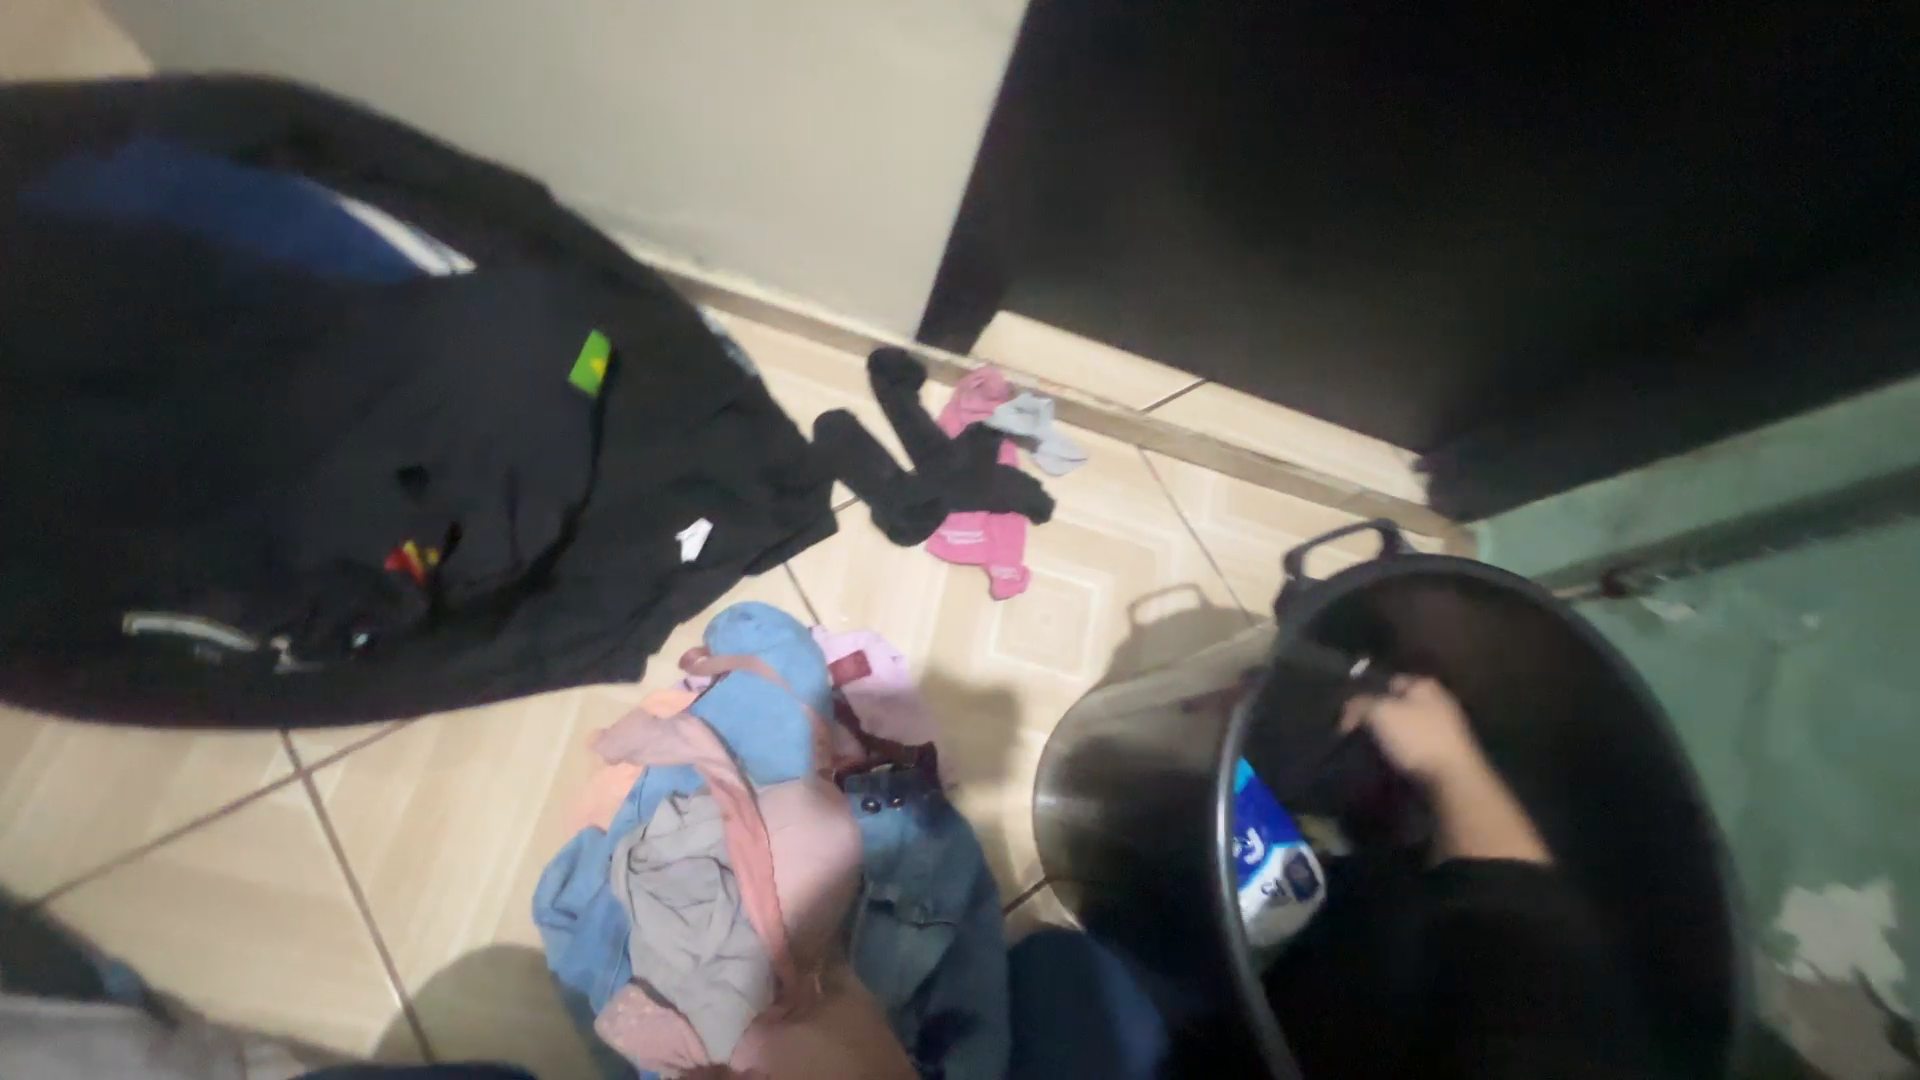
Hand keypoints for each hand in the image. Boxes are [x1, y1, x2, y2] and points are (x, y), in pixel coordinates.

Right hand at [1340, 675, 1485, 787]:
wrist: (1454, 780)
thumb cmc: (1417, 737)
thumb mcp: (1378, 712)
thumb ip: (1359, 704)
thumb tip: (1348, 712)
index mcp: (1425, 687)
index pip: (1389, 682)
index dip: (1368, 692)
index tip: (1352, 710)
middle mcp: (1437, 704)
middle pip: (1396, 705)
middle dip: (1376, 716)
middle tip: (1356, 729)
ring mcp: (1444, 731)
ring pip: (1403, 728)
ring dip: (1386, 737)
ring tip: (1368, 749)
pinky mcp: (1444, 755)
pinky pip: (1413, 749)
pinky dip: (1399, 754)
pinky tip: (1387, 762)